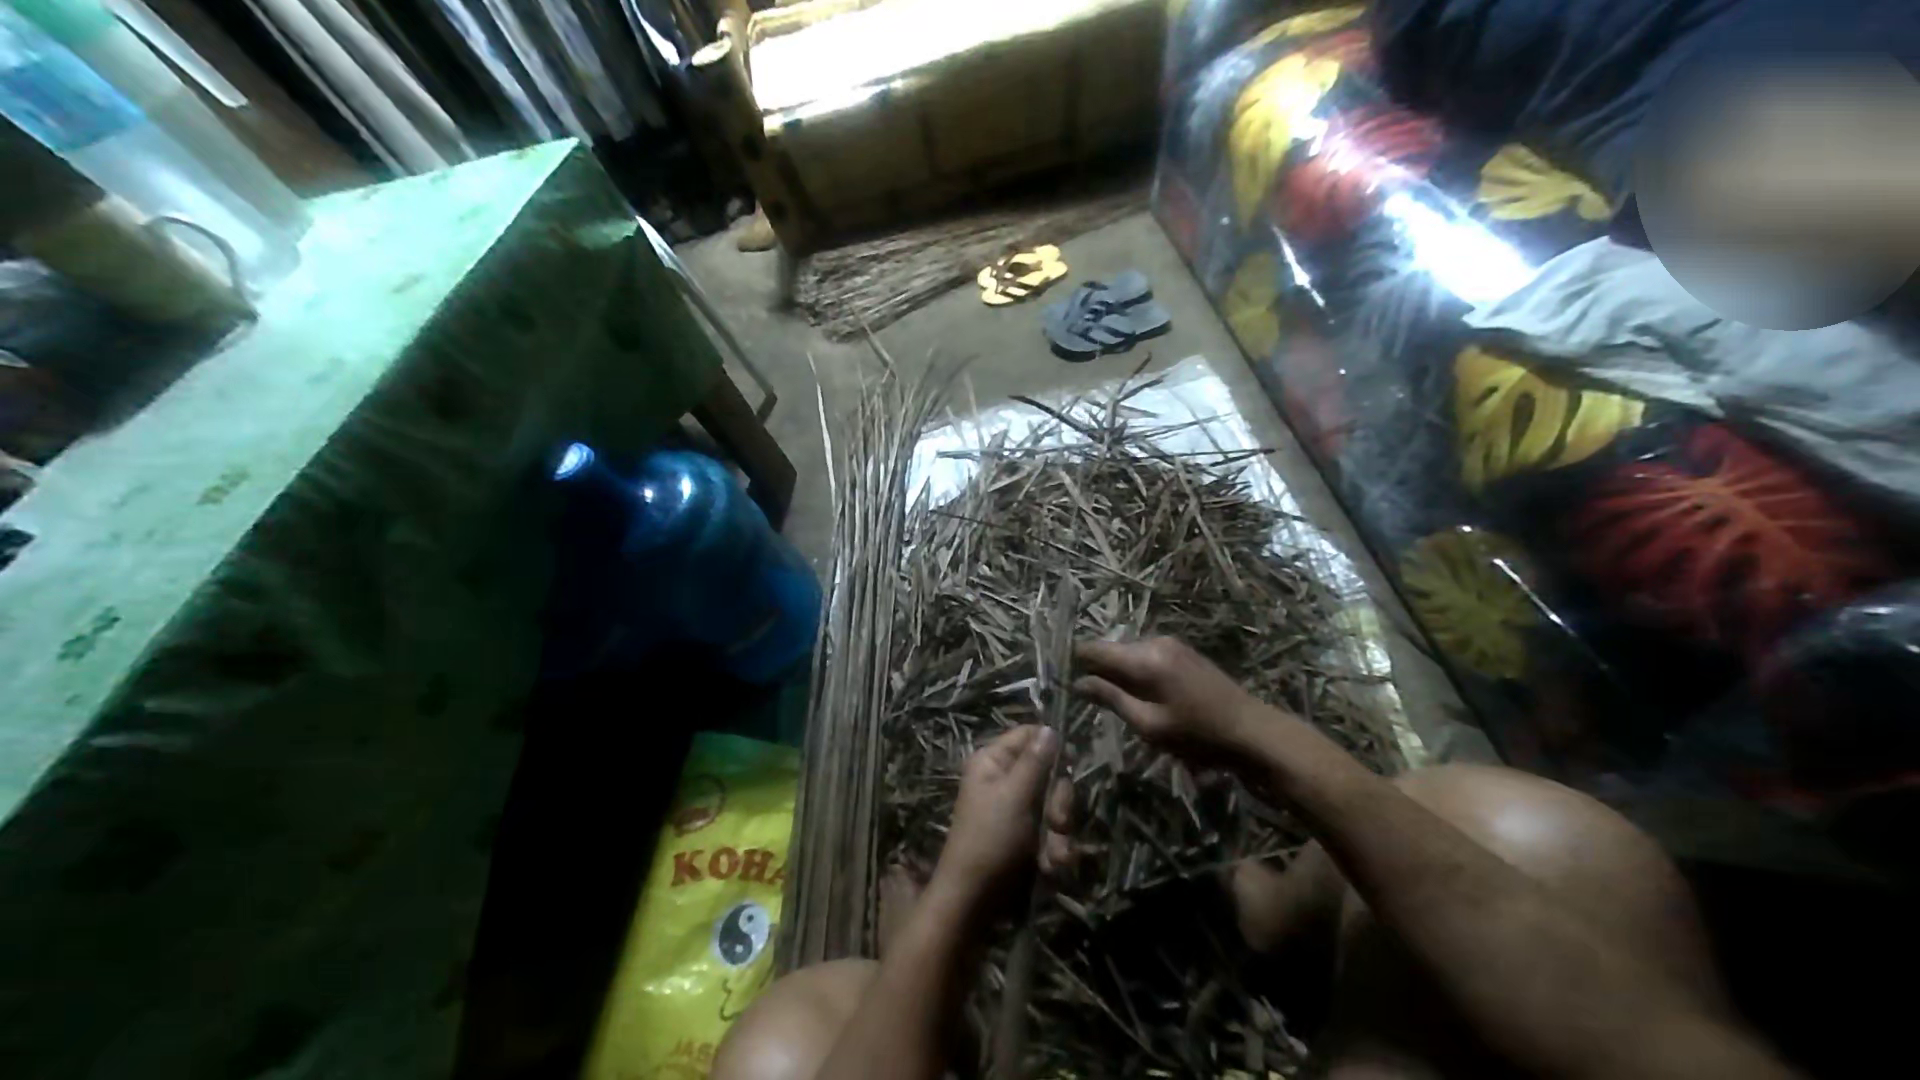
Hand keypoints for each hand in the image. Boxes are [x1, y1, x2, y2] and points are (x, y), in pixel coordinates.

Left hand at [934, 726, 1073, 914]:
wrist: (974, 899)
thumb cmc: (990, 839)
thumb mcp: (1015, 795)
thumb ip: (1036, 761)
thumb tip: (1051, 727)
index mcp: (993, 761)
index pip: (1029, 735)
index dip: (1052, 747)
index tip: (1070, 765)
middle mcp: (1005, 778)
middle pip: (1049, 772)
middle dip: (1059, 802)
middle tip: (1057, 823)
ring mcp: (1016, 807)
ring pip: (1054, 804)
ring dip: (1059, 832)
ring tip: (1053, 856)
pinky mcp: (1026, 834)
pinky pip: (1051, 830)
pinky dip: (1054, 847)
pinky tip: (1050, 866)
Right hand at [1074, 637, 1273, 760]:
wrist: (1252, 730)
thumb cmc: (1198, 735)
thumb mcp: (1149, 724)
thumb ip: (1111, 699)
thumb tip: (1077, 683)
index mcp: (1144, 659)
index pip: (1094, 649)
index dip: (1074, 661)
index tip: (1061, 676)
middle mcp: (1154, 642)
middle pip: (1110, 650)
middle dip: (1096, 670)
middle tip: (1088, 699)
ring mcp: (1170, 643)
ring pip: (1127, 653)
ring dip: (1117, 672)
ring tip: (1116, 701)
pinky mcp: (1181, 650)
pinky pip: (1145, 655)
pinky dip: (1135, 671)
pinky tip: (1141, 695)